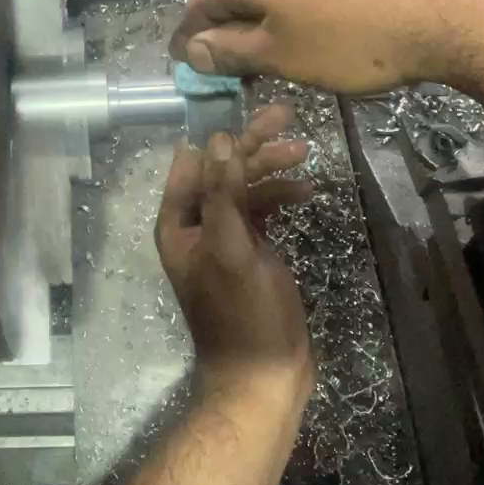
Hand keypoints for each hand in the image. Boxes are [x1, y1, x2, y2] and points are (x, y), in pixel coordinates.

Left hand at [155, 104, 314, 402]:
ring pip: (244, 187)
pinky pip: (260, 209)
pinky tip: (305, 189)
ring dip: (270, 169)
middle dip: (252, 145)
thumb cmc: (242, 313)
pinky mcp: (250, 249)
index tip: (251, 110)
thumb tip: (218, 140)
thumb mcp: (230, 248)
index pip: (195, 162)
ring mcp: (224, 236)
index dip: (222, 135)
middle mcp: (196, 223)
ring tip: (304, 151)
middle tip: (286, 116)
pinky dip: (279, 196)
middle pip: (222, 170)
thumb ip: (221, 193)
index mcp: (178, 222)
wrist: (264, 375)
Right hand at [170, 0, 483, 92]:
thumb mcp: (282, 56)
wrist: (451, 7)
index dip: (187, 33)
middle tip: (225, 63)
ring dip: (260, 17)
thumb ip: (231, 52)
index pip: (200, 0)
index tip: (184, 61)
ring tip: (269, 51)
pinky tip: (314, 29)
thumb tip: (193, 48)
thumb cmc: (353, 38)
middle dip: (224, 25)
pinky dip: (293, 7)